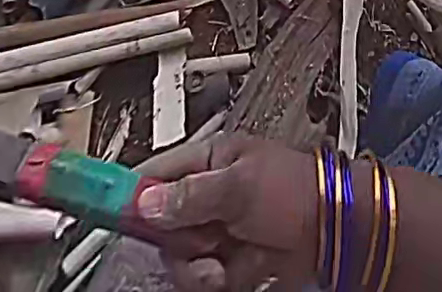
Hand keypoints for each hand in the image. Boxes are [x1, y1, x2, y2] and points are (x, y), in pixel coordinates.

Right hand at [133, 134, 318, 291]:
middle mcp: (206, 194)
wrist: (333, 229)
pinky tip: (237, 272)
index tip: (109, 211)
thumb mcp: (239, 186)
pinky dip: (216, 281)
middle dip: (177, 242)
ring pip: (180, 256)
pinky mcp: (228, 261)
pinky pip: (202, 277)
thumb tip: (147, 202)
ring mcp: (216, 229)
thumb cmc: (293, 189)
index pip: (155, 174)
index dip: (131, 192)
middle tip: (200, 243)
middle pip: (161, 224)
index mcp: (207, 161)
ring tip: (224, 264)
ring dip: (198, 267)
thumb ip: (191, 196)